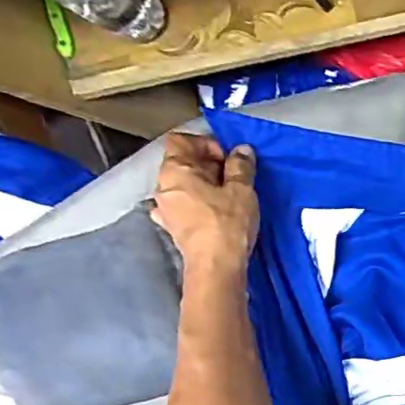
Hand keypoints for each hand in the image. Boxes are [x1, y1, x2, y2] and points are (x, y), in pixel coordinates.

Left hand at [151, 133, 258, 277]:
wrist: (215, 264)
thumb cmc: (227, 223)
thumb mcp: (242, 191)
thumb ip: (241, 167)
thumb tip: (242, 149)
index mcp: (175, 170)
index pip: (181, 141)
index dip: (207, 144)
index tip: (230, 159)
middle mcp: (162, 185)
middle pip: (181, 162)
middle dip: (209, 165)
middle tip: (236, 178)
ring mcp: (164, 207)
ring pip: (183, 184)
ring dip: (204, 185)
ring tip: (228, 196)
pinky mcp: (172, 225)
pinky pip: (183, 204)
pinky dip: (198, 202)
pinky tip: (212, 212)